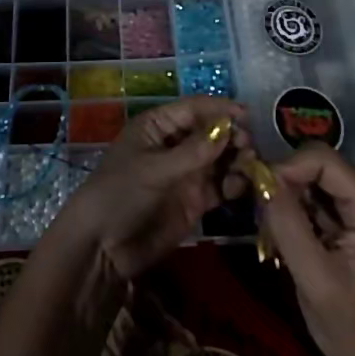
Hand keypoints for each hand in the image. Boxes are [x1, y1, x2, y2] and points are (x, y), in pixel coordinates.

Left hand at [60, 96, 252, 281]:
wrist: (104, 246)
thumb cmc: (120, 194)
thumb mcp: (155, 169)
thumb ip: (193, 151)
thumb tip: (228, 128)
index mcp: (156, 126)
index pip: (193, 109)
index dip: (219, 109)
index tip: (247, 116)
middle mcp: (173, 144)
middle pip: (211, 132)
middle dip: (232, 136)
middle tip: (250, 147)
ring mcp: (186, 173)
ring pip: (221, 158)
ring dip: (238, 160)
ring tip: (250, 168)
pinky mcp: (195, 200)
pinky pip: (222, 185)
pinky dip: (235, 184)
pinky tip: (240, 188)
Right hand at [261, 143, 354, 355]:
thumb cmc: (351, 327)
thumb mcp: (314, 279)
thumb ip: (288, 225)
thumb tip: (260, 178)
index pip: (324, 160)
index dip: (287, 168)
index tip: (260, 195)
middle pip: (316, 163)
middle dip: (282, 180)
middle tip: (258, 211)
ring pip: (310, 176)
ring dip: (283, 194)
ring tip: (268, 228)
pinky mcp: (349, 217)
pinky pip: (312, 194)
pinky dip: (290, 206)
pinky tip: (279, 232)